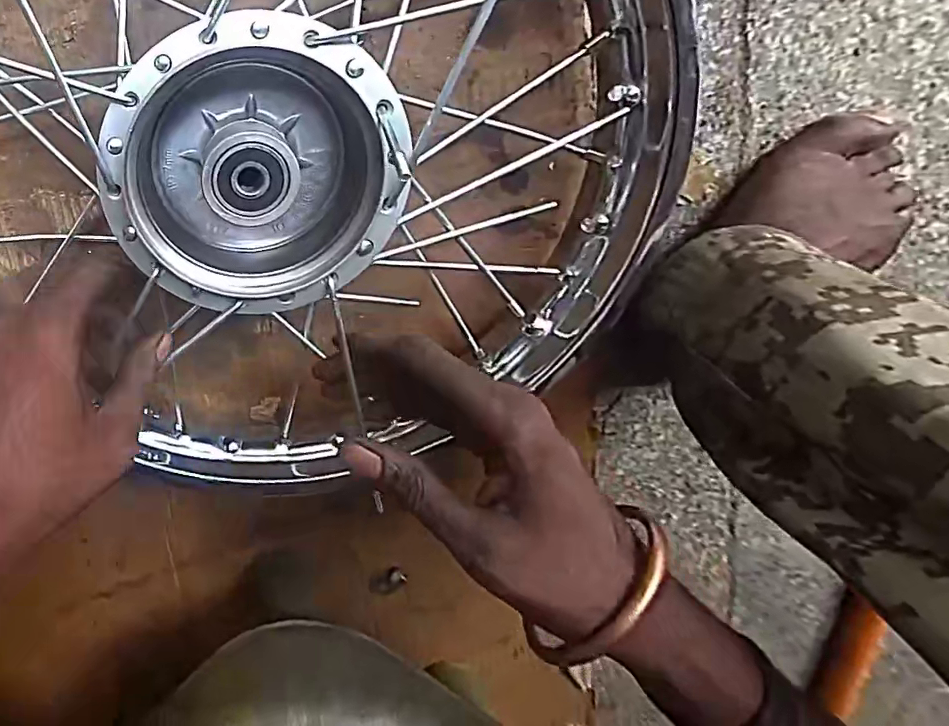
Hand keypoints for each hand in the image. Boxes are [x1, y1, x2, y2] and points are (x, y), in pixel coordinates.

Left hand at [0, 263, 164, 725]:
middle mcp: (4, 325)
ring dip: (64, 326)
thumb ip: (137, 379)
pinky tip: (52, 384)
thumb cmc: (42, 483)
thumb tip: (160, 340)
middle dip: (94, 305)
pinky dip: (35, 342)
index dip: (115, 268)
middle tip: (122, 334)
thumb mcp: (109, 437)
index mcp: (44, 333)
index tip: (139, 276)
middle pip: (57, 293)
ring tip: (91, 365)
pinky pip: (6, 336)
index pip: (84, 274)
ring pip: (30, 314)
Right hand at [325, 334, 639, 641]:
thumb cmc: (556, 571)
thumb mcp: (477, 540)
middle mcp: (507, 401)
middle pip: (427, 364)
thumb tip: (350, 448)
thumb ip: (413, 487)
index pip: (425, 361)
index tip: (332, 354)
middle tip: (324, 377)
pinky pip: (449, 405)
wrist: (624, 596)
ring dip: (387, 383)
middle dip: (371, 365)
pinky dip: (410, 403)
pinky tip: (381, 411)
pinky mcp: (506, 431)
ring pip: (435, 382)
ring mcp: (509, 414)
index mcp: (504, 415)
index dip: (372, 351)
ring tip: (341, 390)